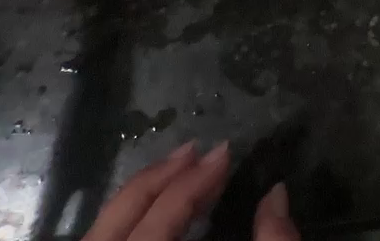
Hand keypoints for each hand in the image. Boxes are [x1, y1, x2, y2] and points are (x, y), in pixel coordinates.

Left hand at [81, 141, 300, 240]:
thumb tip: (277, 195)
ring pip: (102, 230)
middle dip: (160, 178)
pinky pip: (104, 238)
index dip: (195, 182)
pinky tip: (156, 208)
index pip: (164, 219)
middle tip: (199, 148)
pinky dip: (130, 218)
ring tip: (180, 167)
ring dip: (143, 193)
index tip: (227, 151)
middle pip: (119, 218)